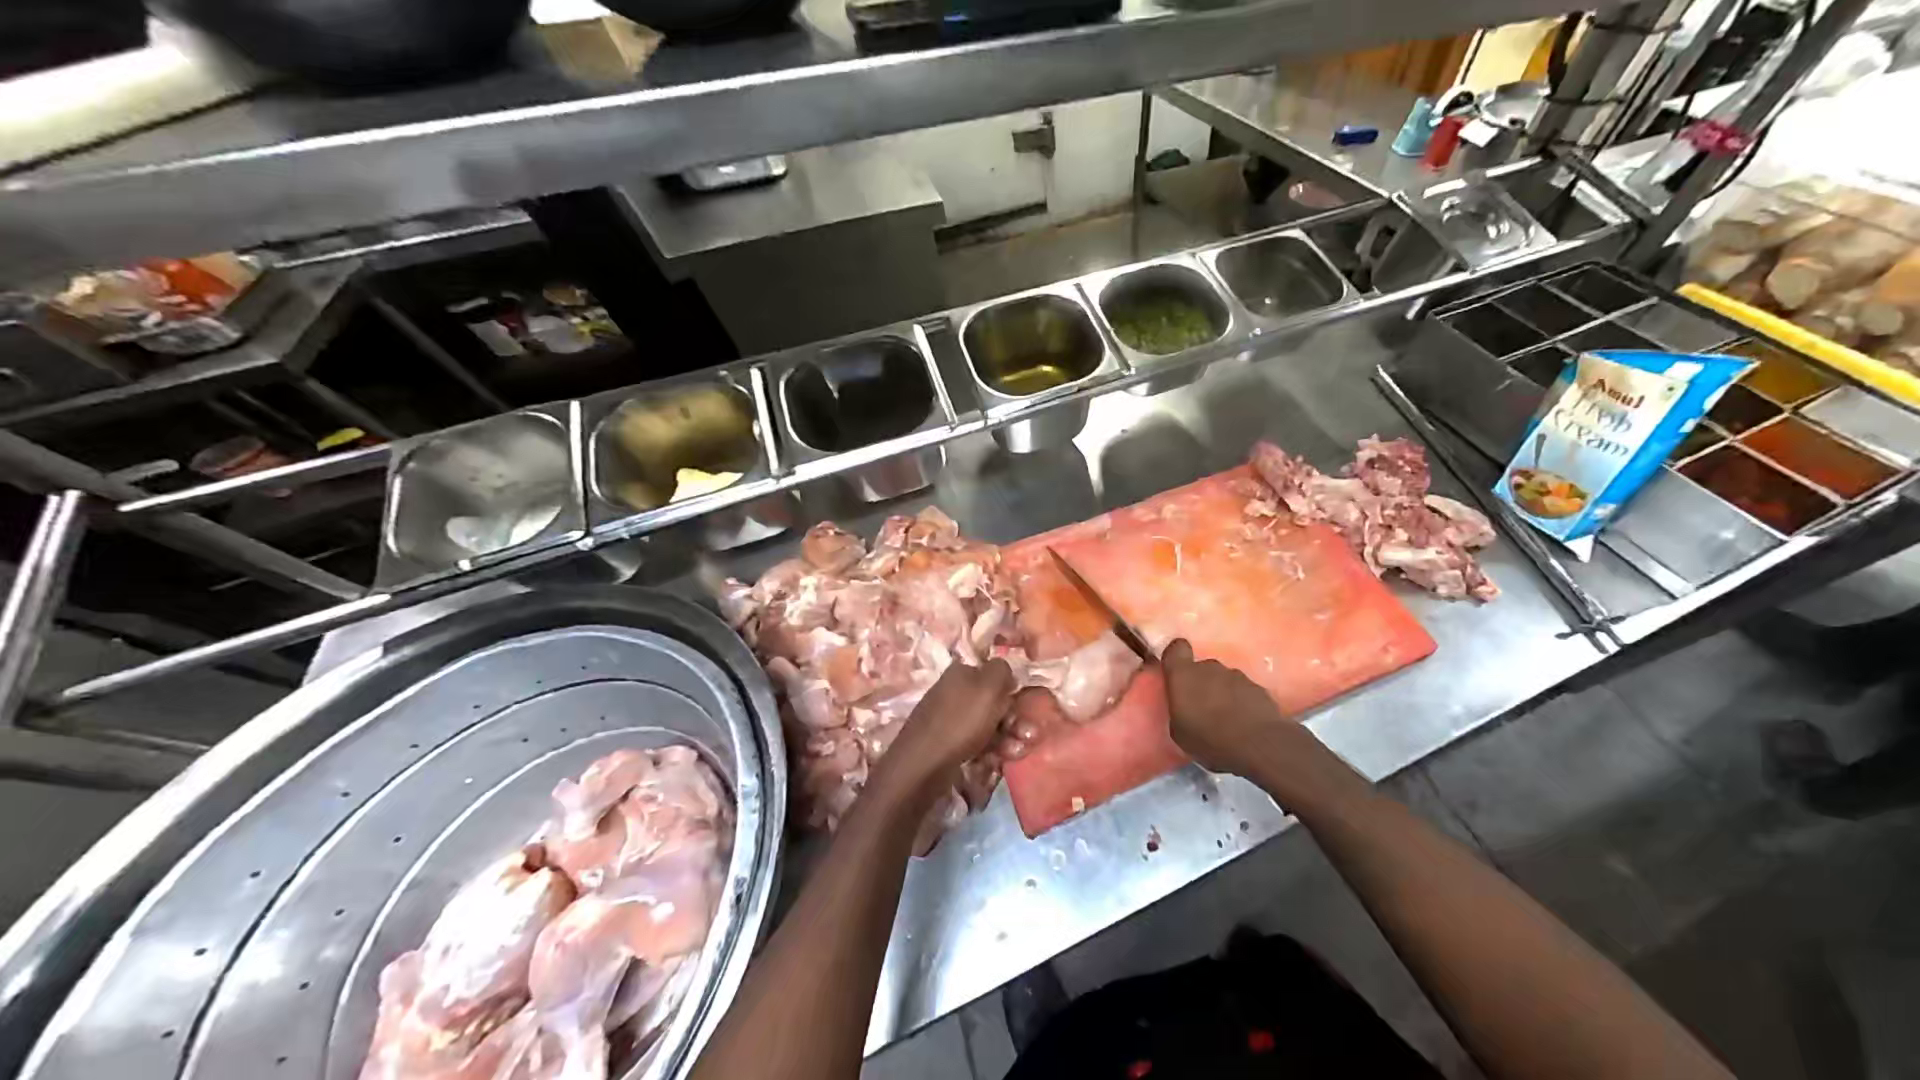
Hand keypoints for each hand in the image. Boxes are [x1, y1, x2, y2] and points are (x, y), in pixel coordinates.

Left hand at [872, 659, 1015, 803]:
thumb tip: (1005, 674)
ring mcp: (949, 716)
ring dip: (1008, 737)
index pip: (995, 674)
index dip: (1011, 691)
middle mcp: (954, 690)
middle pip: (993, 702)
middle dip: (1013, 720)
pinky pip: (976, 741)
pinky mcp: (947, 741)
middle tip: (1027, 736)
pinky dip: (990, 749)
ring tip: (1015, 752)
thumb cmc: (961, 720)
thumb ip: (1001, 670)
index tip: (1022, 708)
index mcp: (961, 672)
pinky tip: (997, 759)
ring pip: (988, 724)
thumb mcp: (988, 686)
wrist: (924, 762)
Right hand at [1160, 639, 1367, 816]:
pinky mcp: (1260, 688)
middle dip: (1201, 682)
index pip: (1176, 648)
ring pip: (1224, 679)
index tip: (1176, 670)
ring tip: (1226, 718)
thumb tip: (1185, 707)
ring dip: (1223, 692)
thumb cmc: (1209, 739)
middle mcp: (1210, 667)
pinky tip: (1244, 723)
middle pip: (1202, 667)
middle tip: (1201, 706)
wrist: (1260, 745)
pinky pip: (1244, 691)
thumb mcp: (1179, 732)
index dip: (1176, 655)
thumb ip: (1178, 710)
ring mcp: (1237, 676)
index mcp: (1183, 675)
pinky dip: (1242, 702)